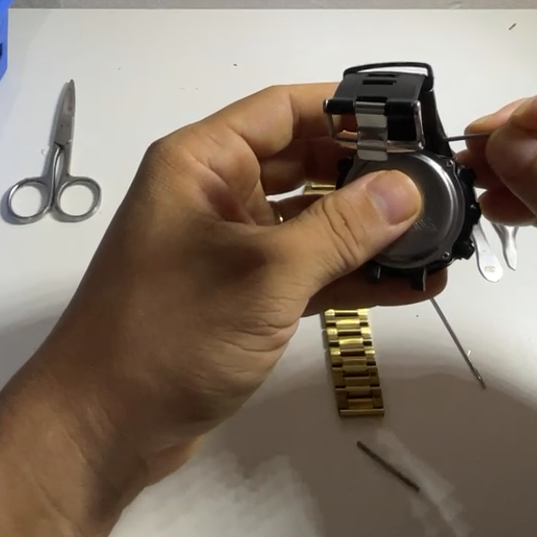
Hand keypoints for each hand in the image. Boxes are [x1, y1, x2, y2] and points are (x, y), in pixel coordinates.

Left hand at [23, 84, 432, 490]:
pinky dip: (348, 273)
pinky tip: (408, 283)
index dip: (343, 107)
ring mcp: (228, 245)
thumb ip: (339, 229)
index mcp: (202, 162)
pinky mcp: (240, 293)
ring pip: (307, 217)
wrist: (101, 429)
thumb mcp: (264, 273)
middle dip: (364, 171)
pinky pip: (303, 267)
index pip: (280, 110)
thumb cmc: (172, 331)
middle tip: (435, 180)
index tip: (406, 117)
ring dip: (364, 227)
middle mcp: (213, 192)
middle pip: (300, 161)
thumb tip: (407, 188)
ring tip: (435, 232)